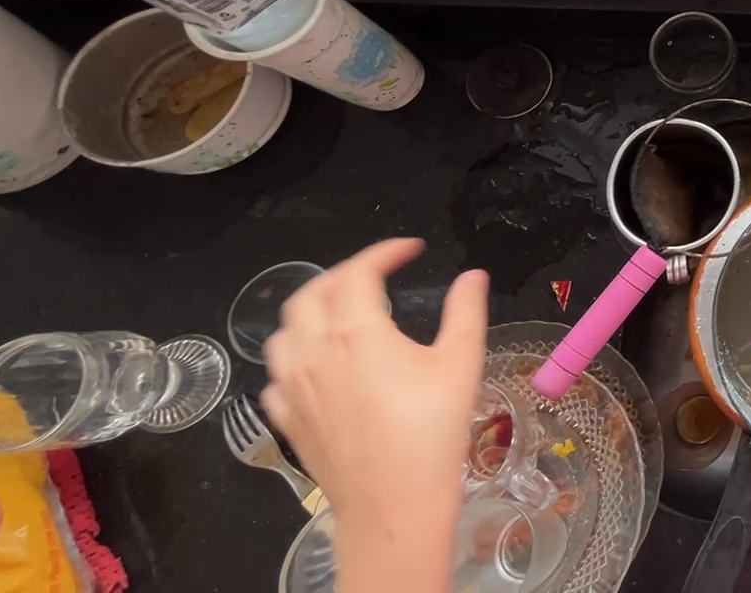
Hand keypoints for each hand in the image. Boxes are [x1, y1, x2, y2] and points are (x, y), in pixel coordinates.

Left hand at [261, 239, 486, 556]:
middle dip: (342, 273)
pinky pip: (278, 374)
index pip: (358, 274)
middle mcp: (315, 354)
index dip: (384, 252)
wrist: (393, 501)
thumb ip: (466, 310)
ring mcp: (293, 389)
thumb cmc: (433, 427)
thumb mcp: (463, 360)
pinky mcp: (287, 420)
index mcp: (358, 334)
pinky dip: (297, 353)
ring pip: (283, 333)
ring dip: (312, 310)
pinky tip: (322, 363)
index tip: (411, 249)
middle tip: (377, 271)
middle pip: (308, 296)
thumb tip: (472, 276)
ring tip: (345, 310)